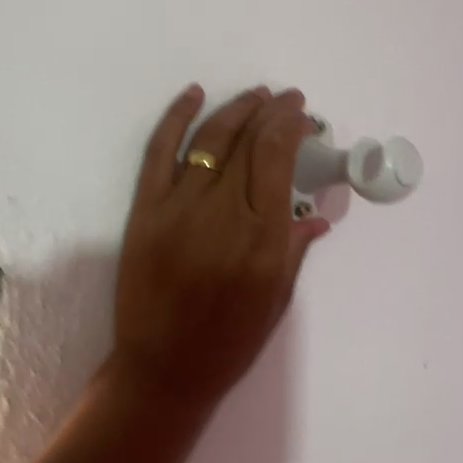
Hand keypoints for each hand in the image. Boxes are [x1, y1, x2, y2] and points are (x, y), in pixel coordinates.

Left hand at [111, 85, 329, 405]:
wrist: (163, 368)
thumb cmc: (228, 342)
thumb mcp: (276, 300)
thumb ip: (295, 250)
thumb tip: (317, 214)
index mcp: (262, 239)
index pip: (277, 158)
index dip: (290, 125)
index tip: (302, 113)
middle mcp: (223, 215)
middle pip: (248, 142)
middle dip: (271, 112)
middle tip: (286, 99)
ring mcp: (178, 209)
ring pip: (210, 141)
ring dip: (236, 110)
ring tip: (255, 96)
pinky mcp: (145, 212)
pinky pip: (159, 153)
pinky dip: (177, 118)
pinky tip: (195, 94)